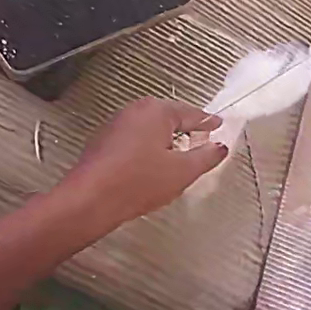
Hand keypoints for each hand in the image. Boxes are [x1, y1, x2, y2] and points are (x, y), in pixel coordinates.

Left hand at [55, 98, 227, 229]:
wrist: (90, 199)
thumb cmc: (139, 182)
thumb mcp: (182, 172)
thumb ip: (205, 157)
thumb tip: (220, 146)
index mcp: (157, 111)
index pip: (191, 113)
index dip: (207, 123)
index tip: (218, 126)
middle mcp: (135, 110)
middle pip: (168, 118)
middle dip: (185, 130)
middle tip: (201, 142)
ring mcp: (116, 124)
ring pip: (149, 129)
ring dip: (165, 141)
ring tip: (177, 159)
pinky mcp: (103, 142)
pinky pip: (134, 140)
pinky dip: (147, 149)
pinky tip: (150, 167)